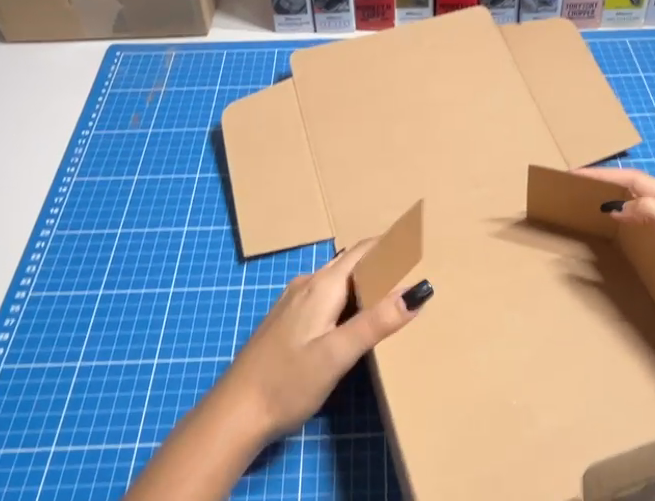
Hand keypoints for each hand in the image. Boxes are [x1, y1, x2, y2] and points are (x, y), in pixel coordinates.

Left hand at [214, 239, 429, 442]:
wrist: (236, 411)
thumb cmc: (287, 382)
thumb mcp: (337, 355)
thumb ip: (376, 322)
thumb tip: (418, 290)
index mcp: (322, 287)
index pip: (362, 251)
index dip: (390, 245)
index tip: (417, 242)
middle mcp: (307, 285)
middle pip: (350, 261)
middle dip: (380, 259)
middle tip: (412, 265)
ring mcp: (293, 302)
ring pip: (337, 278)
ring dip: (364, 277)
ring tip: (391, 287)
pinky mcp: (287, 320)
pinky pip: (325, 294)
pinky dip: (348, 293)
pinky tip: (354, 314)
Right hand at [575, 167, 654, 333]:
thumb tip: (617, 204)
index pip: (637, 180)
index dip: (605, 175)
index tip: (572, 176)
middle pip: (639, 192)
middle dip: (608, 186)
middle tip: (576, 192)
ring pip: (643, 212)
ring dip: (616, 205)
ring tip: (589, 211)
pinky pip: (648, 235)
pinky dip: (627, 229)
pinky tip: (620, 243)